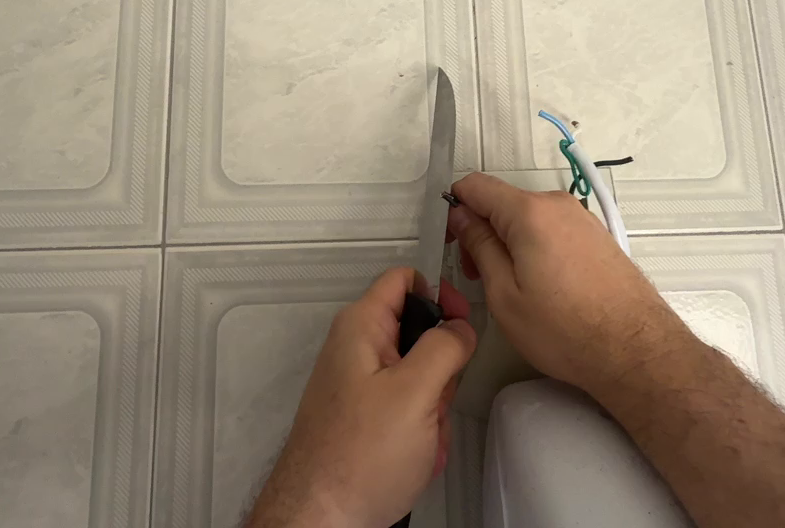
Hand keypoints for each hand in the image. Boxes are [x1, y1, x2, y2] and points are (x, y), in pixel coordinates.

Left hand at [245, 267, 476, 527]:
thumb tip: (461, 326)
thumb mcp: (414, 392)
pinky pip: (406, 408)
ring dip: (432, 408)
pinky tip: (415, 457)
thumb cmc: (360, 454)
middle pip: (417, 332)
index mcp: (362, 325)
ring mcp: (360, 384)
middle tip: (436, 400)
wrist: (320, 520)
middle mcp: (357, 347)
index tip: (464, 323)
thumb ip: (444, 347)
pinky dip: (419, 430)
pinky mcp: (364, 416)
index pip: (405, 280)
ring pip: (417, 376)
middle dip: (440, 369)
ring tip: (423, 439)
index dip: (440, 292)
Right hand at [447, 173, 691, 399]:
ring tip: (514, 290)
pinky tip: (544, 287)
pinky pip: (553, 229)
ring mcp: (582, 218)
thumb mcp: (505, 295)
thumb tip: (462, 215)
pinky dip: (536, 247)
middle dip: (483, 231)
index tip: (453, 243)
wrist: (638, 353)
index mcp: (529, 212)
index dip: (455, 208)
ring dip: (510, 242)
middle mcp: (557, 204)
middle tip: (479, 278)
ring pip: (528, 218)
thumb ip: (479, 245)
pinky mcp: (598, 236)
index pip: (476, 185)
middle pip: (503, 203)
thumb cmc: (564, 330)